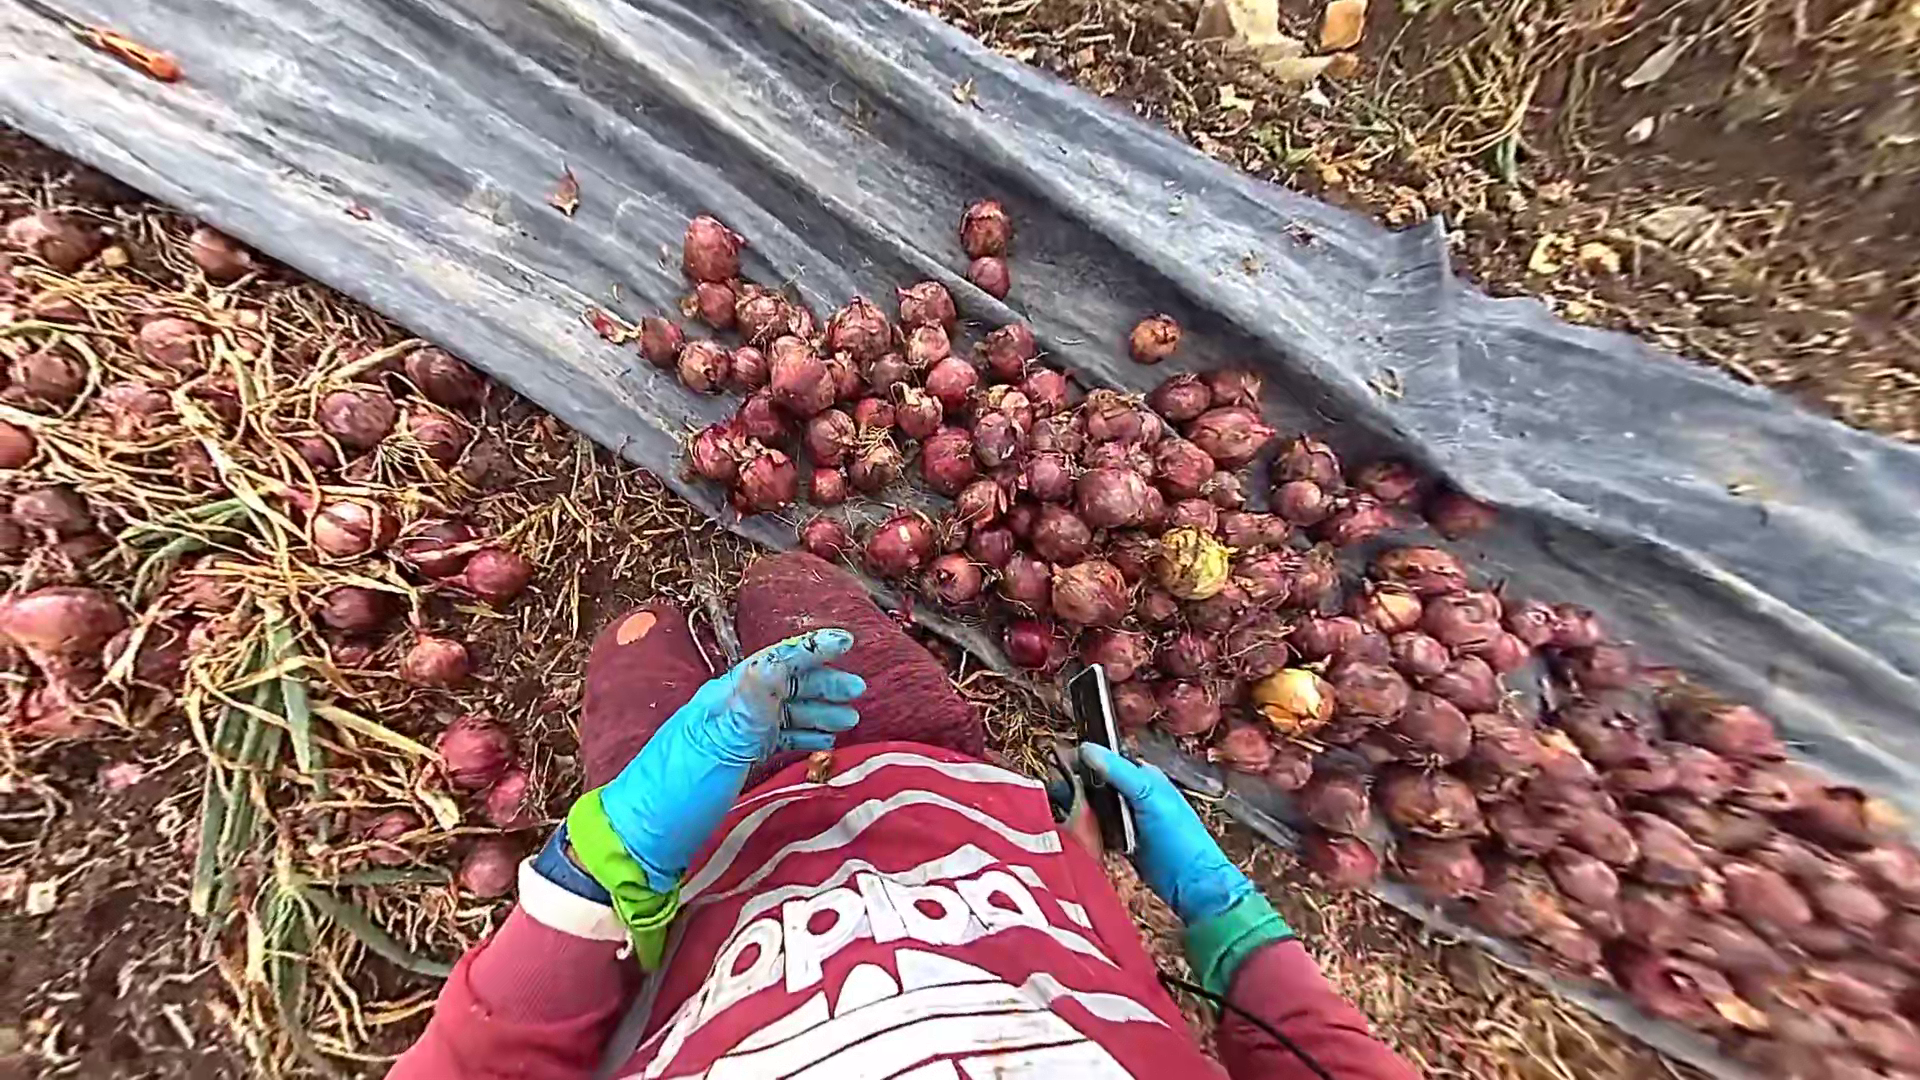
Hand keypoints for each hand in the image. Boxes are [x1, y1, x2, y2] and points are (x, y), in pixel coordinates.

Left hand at [601, 629, 864, 888]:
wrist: (640, 839)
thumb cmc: (678, 789)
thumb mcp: (719, 745)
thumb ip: (753, 703)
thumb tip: (781, 661)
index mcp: (729, 695)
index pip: (778, 660)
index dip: (813, 649)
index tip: (847, 642)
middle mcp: (735, 707)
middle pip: (788, 683)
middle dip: (825, 683)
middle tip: (857, 691)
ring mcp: (736, 733)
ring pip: (787, 711)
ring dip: (819, 710)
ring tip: (849, 718)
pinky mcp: (739, 757)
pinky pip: (780, 738)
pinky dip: (804, 736)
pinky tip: (823, 742)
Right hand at [1079, 743, 1253, 924]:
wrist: (1193, 889)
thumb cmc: (1180, 839)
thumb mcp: (1149, 796)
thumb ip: (1118, 771)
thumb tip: (1086, 748)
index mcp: (1142, 776)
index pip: (1104, 759)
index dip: (1082, 762)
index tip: (1062, 769)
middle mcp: (1131, 793)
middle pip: (1092, 783)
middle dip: (1076, 790)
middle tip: (1061, 798)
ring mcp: (1125, 819)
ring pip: (1090, 807)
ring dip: (1078, 812)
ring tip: (1068, 818)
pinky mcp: (1119, 841)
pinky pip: (1094, 830)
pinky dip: (1084, 832)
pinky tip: (1078, 835)